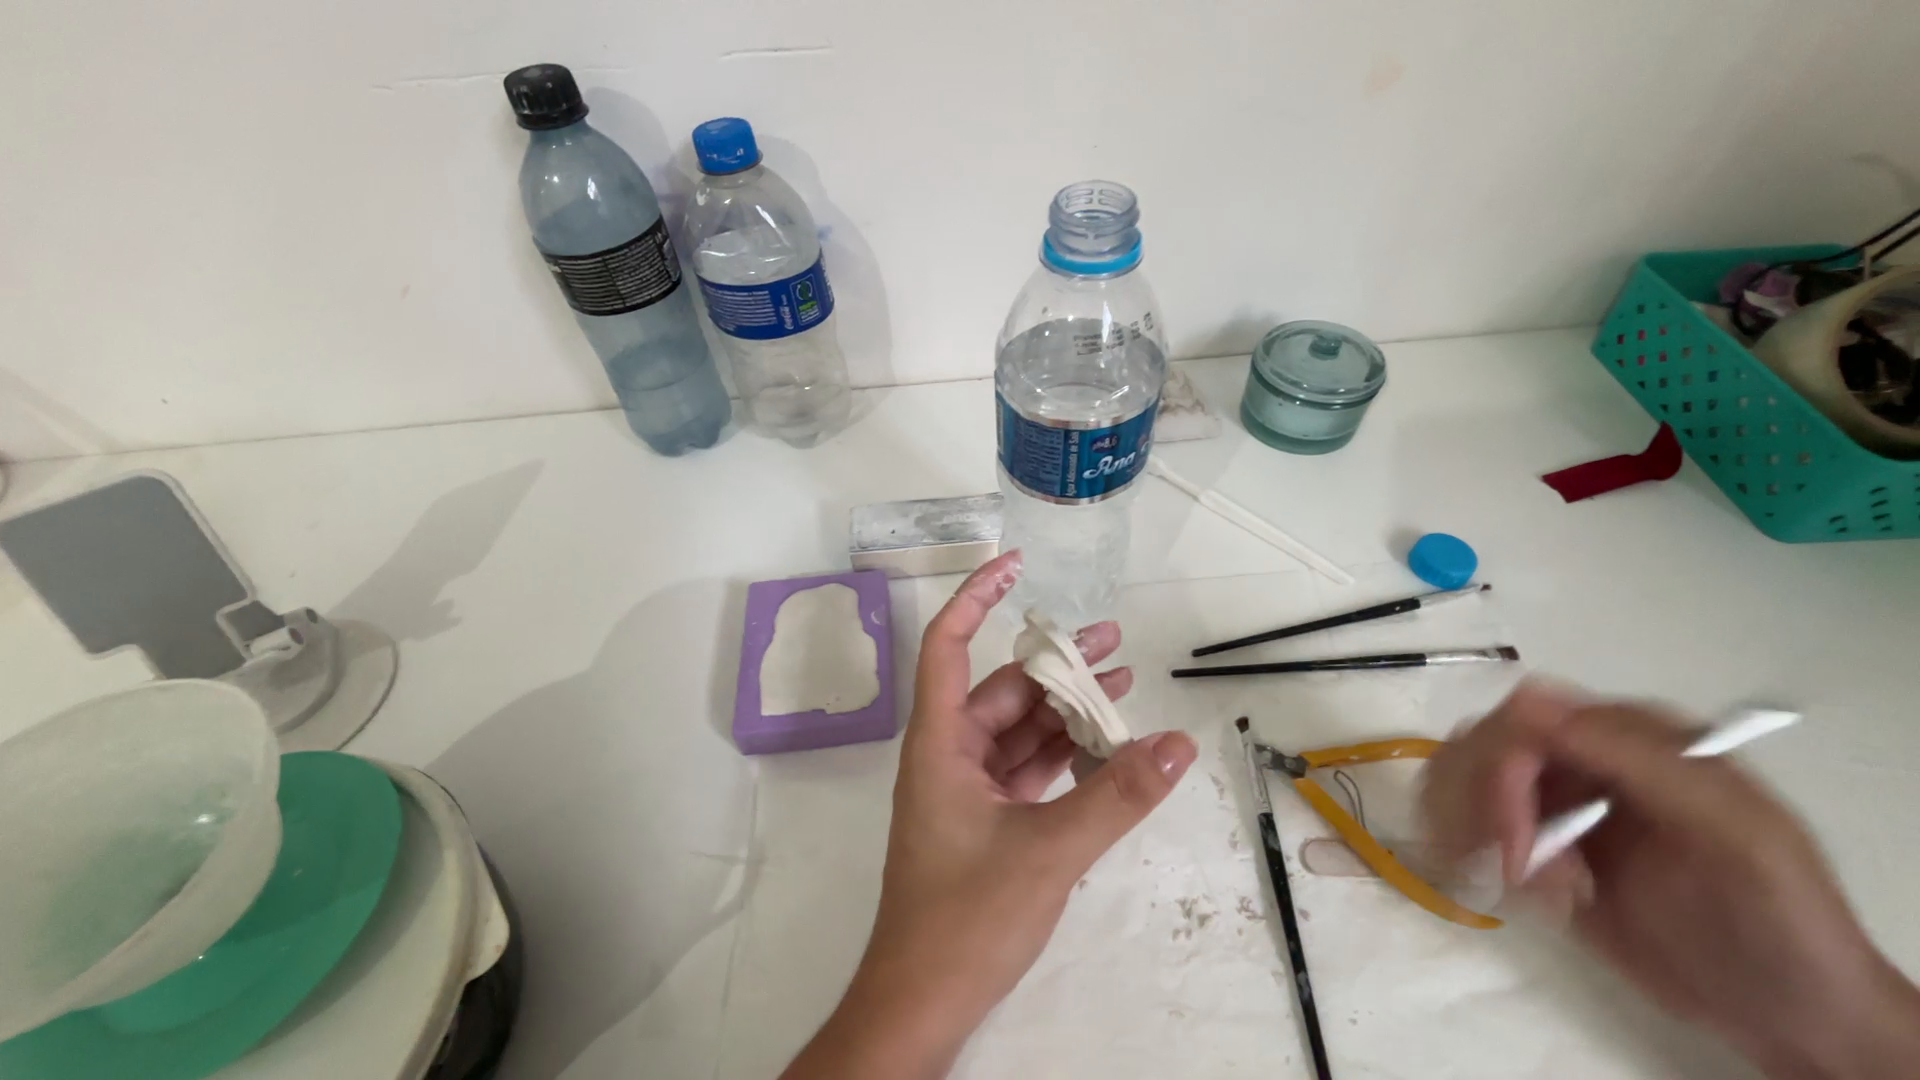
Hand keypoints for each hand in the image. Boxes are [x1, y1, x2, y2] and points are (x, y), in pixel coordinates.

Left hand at [782, 551, 1197, 1079]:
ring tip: (1125, 684)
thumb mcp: (1049, 850)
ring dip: (1067, 711)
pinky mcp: (987, 823)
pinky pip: (1029, 772)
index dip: (975, 598)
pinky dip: (1066, 757)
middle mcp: (949, 756)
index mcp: (940, 743)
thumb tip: (1178, 742)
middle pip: (1003, 692)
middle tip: (1116, 642)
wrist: (923, 1002)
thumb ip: (1116, 795)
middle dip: (1057, 665)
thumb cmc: (966, 917)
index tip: (1013, 565)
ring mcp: (968, 792)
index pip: (948, 647)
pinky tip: (1109, 748)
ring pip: (1021, 733)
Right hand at [1423, 682, 1919, 1079]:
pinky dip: (1474, 860)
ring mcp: (1550, 799)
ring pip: (1456, 782)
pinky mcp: (1528, 843)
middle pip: (1476, 747)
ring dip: (1473, 837)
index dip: (1500, 770)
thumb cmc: (1774, 917)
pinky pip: (1463, 826)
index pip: (1521, 717)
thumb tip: (1526, 698)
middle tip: (1519, 876)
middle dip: (1481, 811)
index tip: (1514, 844)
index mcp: (1627, 735)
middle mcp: (1577, 755)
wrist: (1786, 1010)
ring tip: (1533, 892)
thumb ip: (1637, 757)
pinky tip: (1529, 899)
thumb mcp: (1730, 832)